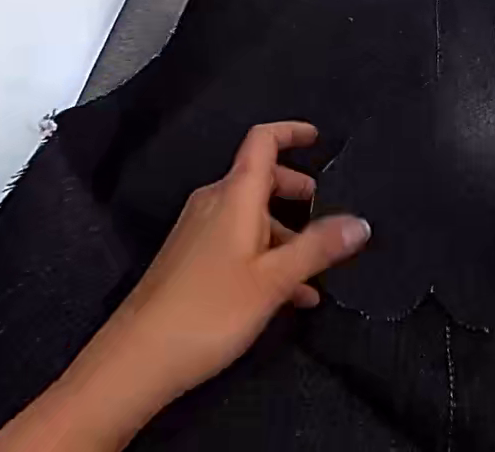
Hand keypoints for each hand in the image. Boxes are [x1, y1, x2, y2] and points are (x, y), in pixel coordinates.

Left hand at [0, 121, 369, 450]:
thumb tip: (361, 223)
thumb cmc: (209, 309)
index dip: (291, 131)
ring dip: (284, 231)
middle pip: (261, 177)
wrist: (132, 363)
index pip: (262, 140)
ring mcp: (198, 231)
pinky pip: (236, 240)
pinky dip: (265, 254)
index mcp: (235, 194)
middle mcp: (214, 202)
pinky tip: (289, 295)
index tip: (317, 138)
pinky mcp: (189, 258)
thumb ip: (320, 248)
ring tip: (314, 266)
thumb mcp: (274, 279)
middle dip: (296, 189)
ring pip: (251, 215)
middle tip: (325, 206)